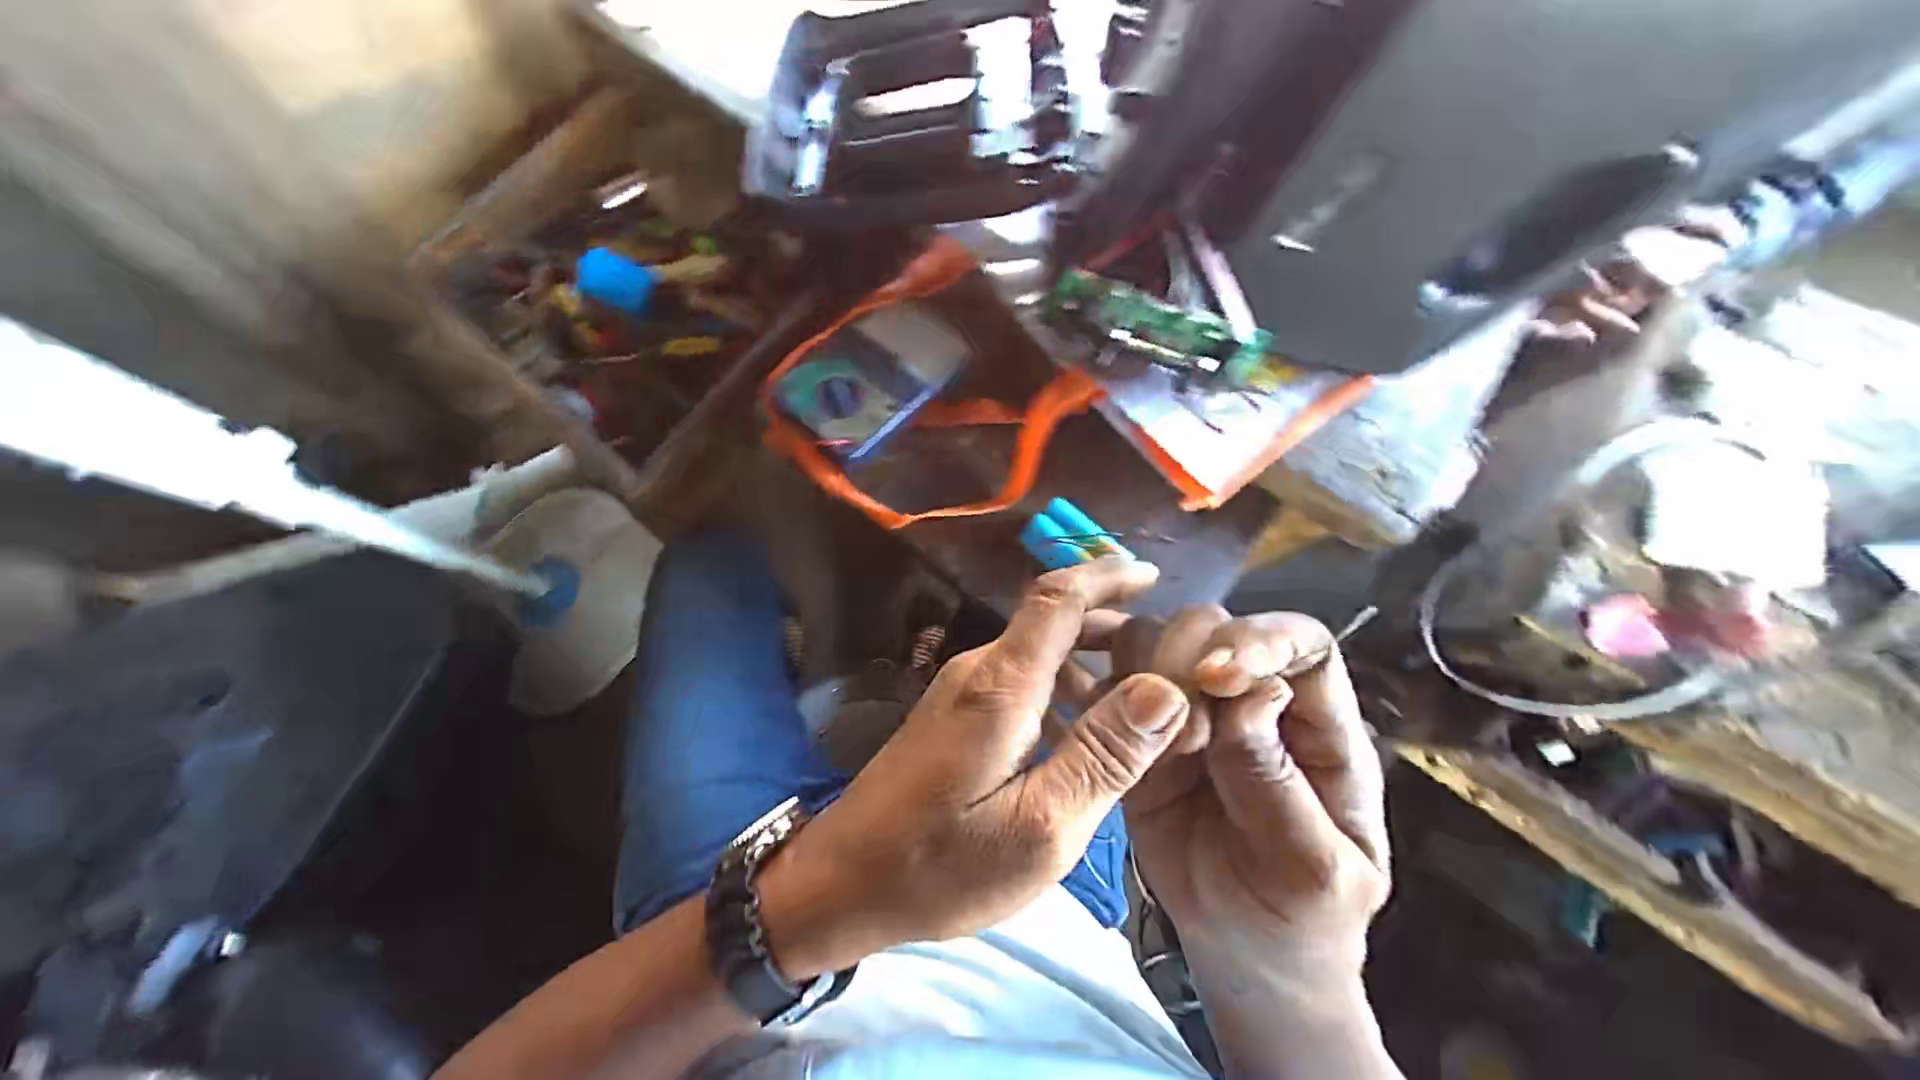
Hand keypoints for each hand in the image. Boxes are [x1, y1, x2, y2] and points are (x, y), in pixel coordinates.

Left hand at [756, 557, 1191, 979]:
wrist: (841, 884)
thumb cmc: (940, 865)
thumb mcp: (1041, 826)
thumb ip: (1104, 755)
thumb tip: (1163, 688)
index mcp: (1001, 685)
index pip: (1057, 598)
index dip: (1107, 576)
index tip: (1153, 573)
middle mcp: (978, 672)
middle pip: (1051, 621)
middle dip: (1110, 622)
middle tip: (1166, 649)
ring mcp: (959, 693)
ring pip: (1037, 654)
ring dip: (1089, 660)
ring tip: (1141, 694)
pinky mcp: (951, 718)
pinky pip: (1019, 683)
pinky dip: (1062, 689)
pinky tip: (1086, 728)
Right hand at [1113, 607, 1390, 981]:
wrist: (1239, 948)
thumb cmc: (1299, 914)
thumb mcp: (1310, 869)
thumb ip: (1278, 784)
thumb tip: (1252, 698)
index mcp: (1318, 725)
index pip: (1301, 642)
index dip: (1261, 639)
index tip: (1219, 675)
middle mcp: (1250, 700)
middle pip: (1215, 628)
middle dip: (1187, 659)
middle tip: (1175, 724)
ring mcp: (1190, 711)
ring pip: (1154, 642)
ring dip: (1139, 672)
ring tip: (1138, 735)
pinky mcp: (1140, 733)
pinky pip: (1111, 685)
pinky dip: (1097, 690)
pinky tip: (1096, 722)